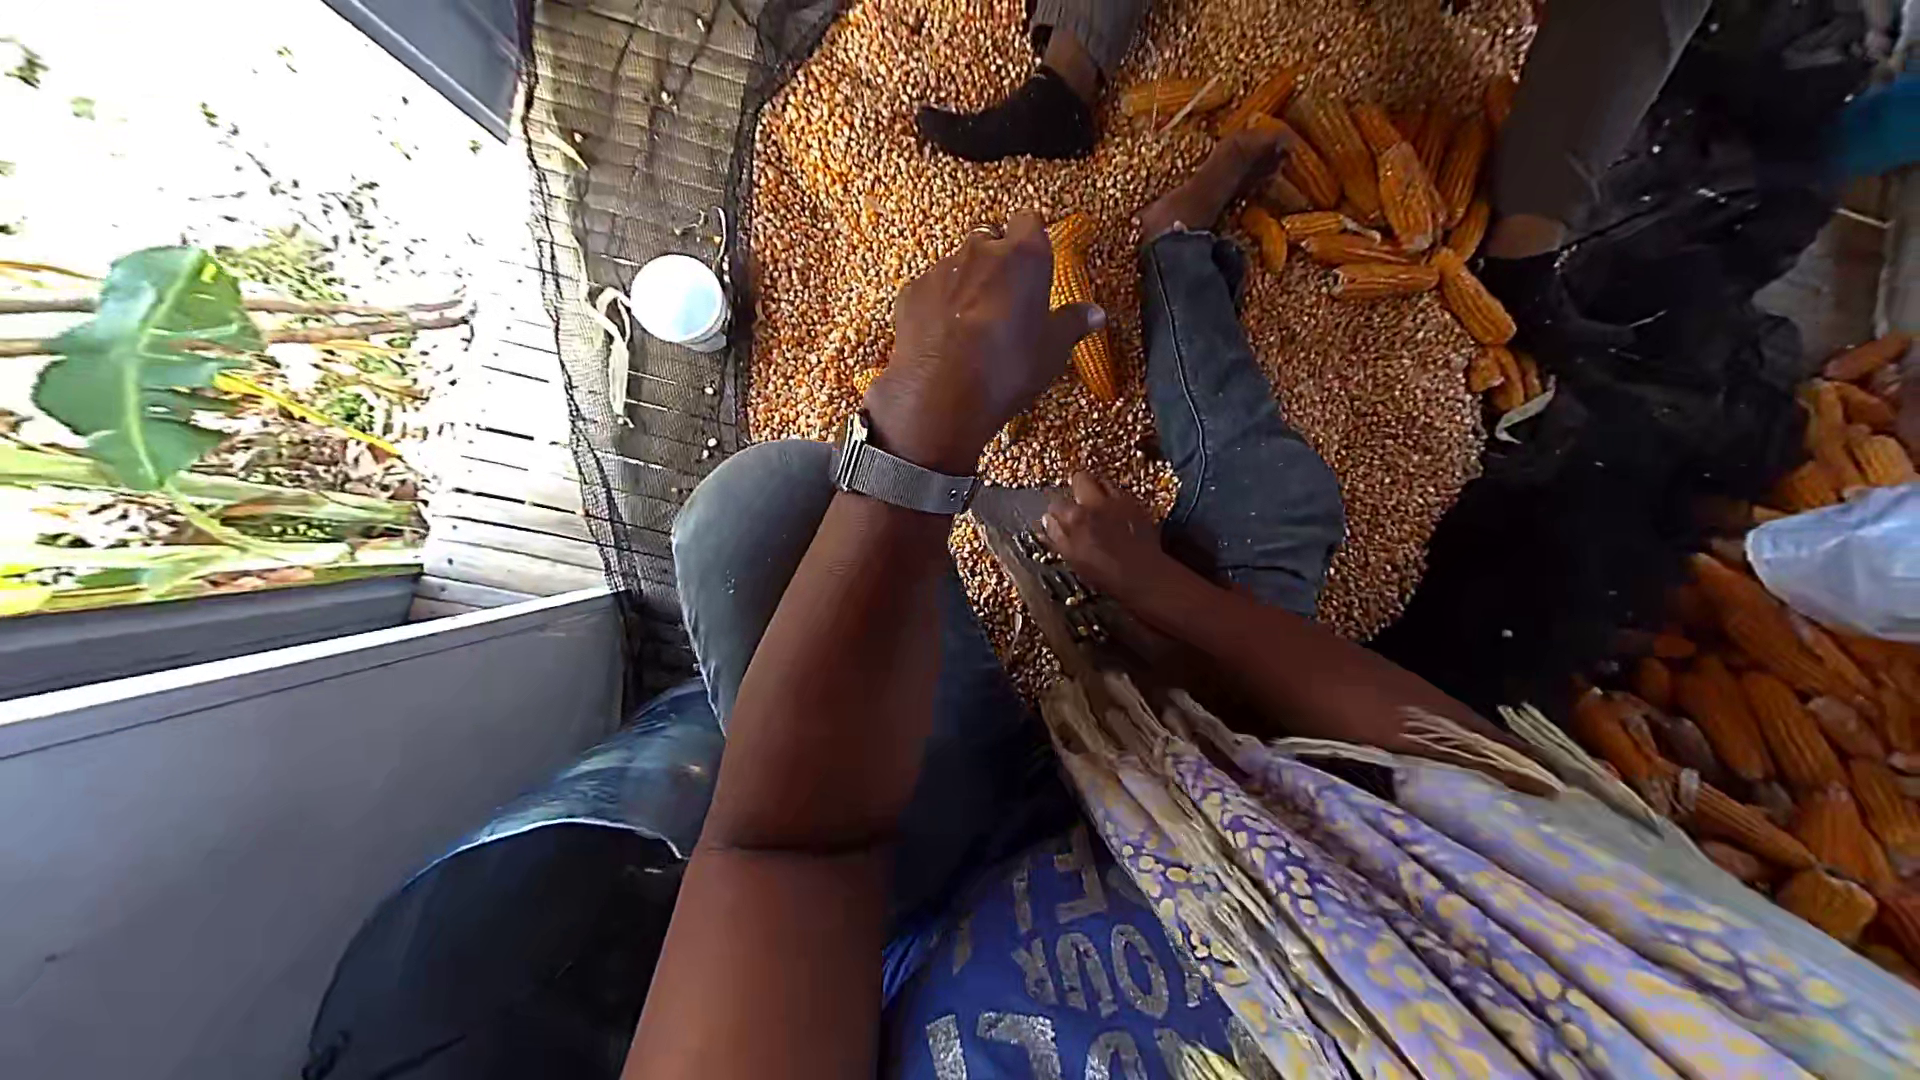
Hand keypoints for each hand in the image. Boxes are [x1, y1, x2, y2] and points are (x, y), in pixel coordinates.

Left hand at [866, 212, 1104, 472]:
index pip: (1030, 221)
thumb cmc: (1009, 367)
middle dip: (996, 261)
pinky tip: (941, 337)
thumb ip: (1071, 323)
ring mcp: (941, 269)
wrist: (943, 394)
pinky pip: (930, 291)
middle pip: (990, 240)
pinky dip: (937, 306)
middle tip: (1004, 300)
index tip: (1033, 260)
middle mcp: (981, 251)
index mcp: (1024, 256)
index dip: (1031, 238)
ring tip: (970, 326)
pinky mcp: (911, 293)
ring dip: (965, 284)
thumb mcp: (1052, 350)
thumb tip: (1096, 314)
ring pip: (957, 266)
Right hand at [1042, 473, 1179, 602]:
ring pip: (1103, 481)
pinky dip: (1115, 498)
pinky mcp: (1137, 505)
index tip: (1056, 517)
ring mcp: (1118, 501)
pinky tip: (1116, 512)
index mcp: (1075, 516)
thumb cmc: (1103, 572)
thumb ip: (1057, 536)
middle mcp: (1095, 502)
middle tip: (1077, 500)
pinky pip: (1122, 492)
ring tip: (1097, 503)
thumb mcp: (1073, 558)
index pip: (1056, 503)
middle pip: (1080, 478)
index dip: (1054, 511)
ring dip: (1098, 488)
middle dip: (1076, 486)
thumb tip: (1048, 520)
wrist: (1144, 575)